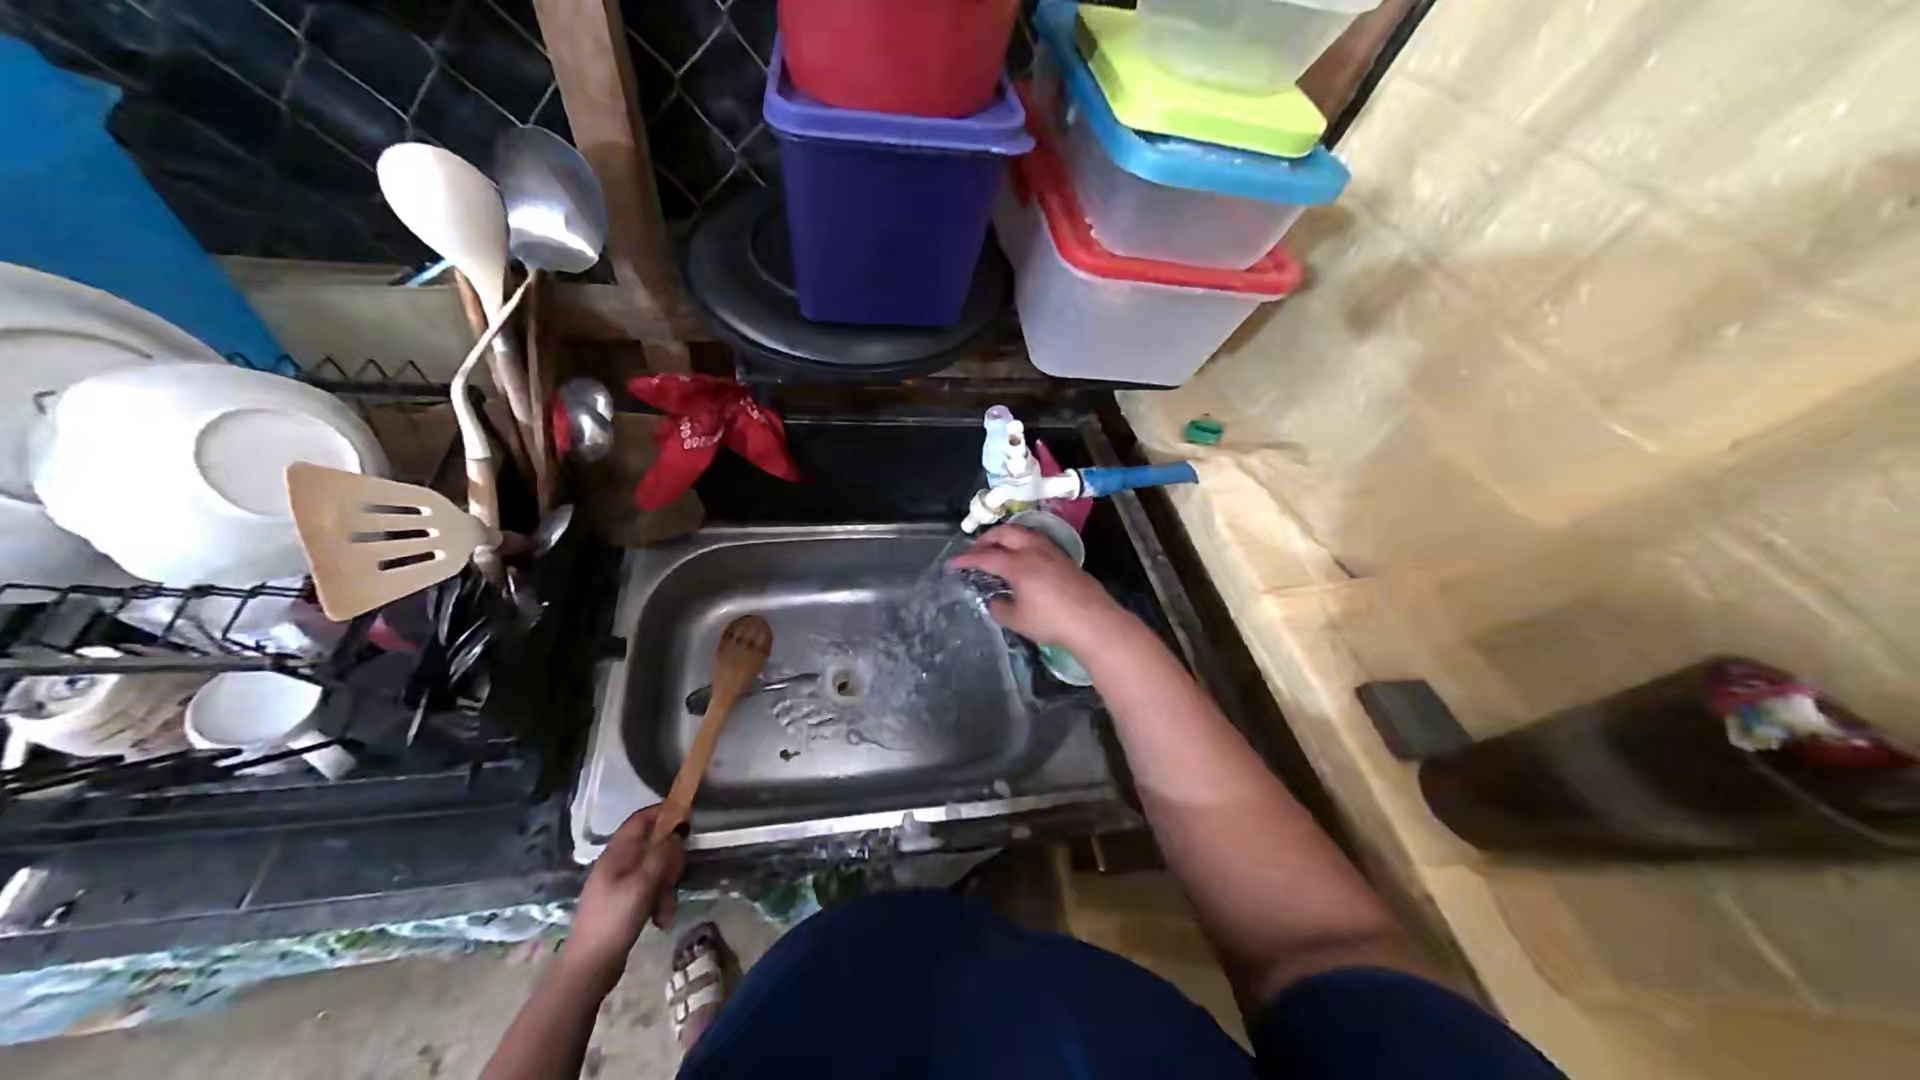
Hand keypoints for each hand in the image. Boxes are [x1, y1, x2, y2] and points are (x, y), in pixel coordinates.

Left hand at [560, 805, 685, 987]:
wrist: (589, 968)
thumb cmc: (615, 920)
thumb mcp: (643, 883)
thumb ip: (662, 853)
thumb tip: (679, 828)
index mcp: (616, 854)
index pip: (640, 820)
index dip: (663, 813)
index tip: (687, 817)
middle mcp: (617, 864)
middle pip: (652, 845)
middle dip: (669, 860)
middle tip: (677, 876)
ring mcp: (619, 884)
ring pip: (654, 870)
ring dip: (666, 886)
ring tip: (667, 909)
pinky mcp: (624, 903)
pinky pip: (649, 890)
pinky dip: (659, 901)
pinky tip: (661, 919)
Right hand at [947, 525, 1128, 651]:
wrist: (1094, 621)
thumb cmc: (1052, 621)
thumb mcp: (1017, 620)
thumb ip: (1000, 608)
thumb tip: (995, 601)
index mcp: (1018, 564)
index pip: (986, 556)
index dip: (966, 559)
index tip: (952, 563)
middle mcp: (1034, 551)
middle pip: (1006, 533)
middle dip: (987, 538)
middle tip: (975, 549)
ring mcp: (1052, 552)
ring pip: (1024, 533)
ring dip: (1006, 537)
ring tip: (998, 548)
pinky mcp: (1065, 559)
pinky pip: (1037, 541)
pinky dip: (1022, 543)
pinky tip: (1023, 557)